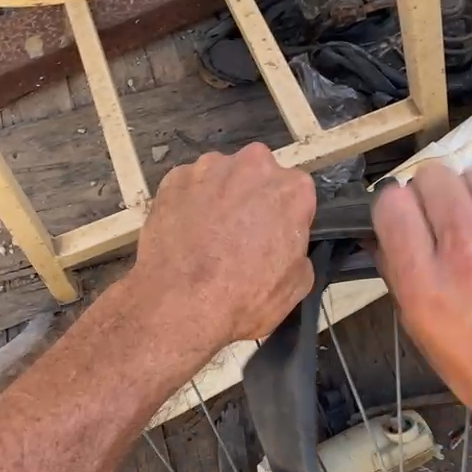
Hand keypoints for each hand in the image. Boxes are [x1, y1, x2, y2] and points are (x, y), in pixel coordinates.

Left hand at [130, 143, 316, 348]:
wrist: (180, 304)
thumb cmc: (244, 297)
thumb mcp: (297, 283)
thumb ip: (297, 245)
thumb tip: (286, 240)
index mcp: (292, 189)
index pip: (294, 192)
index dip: (282, 214)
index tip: (271, 233)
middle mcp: (253, 166)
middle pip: (257, 174)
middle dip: (250, 196)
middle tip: (238, 231)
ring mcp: (209, 168)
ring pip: (220, 176)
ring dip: (217, 196)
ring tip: (206, 234)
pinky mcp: (175, 178)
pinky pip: (188, 185)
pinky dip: (187, 202)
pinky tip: (183, 231)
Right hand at [372, 163, 471, 459]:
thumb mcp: (418, 329)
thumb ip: (396, 274)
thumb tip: (379, 232)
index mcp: (425, 284)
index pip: (392, 204)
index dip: (391, 205)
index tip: (399, 217)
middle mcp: (467, 256)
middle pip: (433, 178)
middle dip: (428, 191)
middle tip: (437, 214)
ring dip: (470, 191)